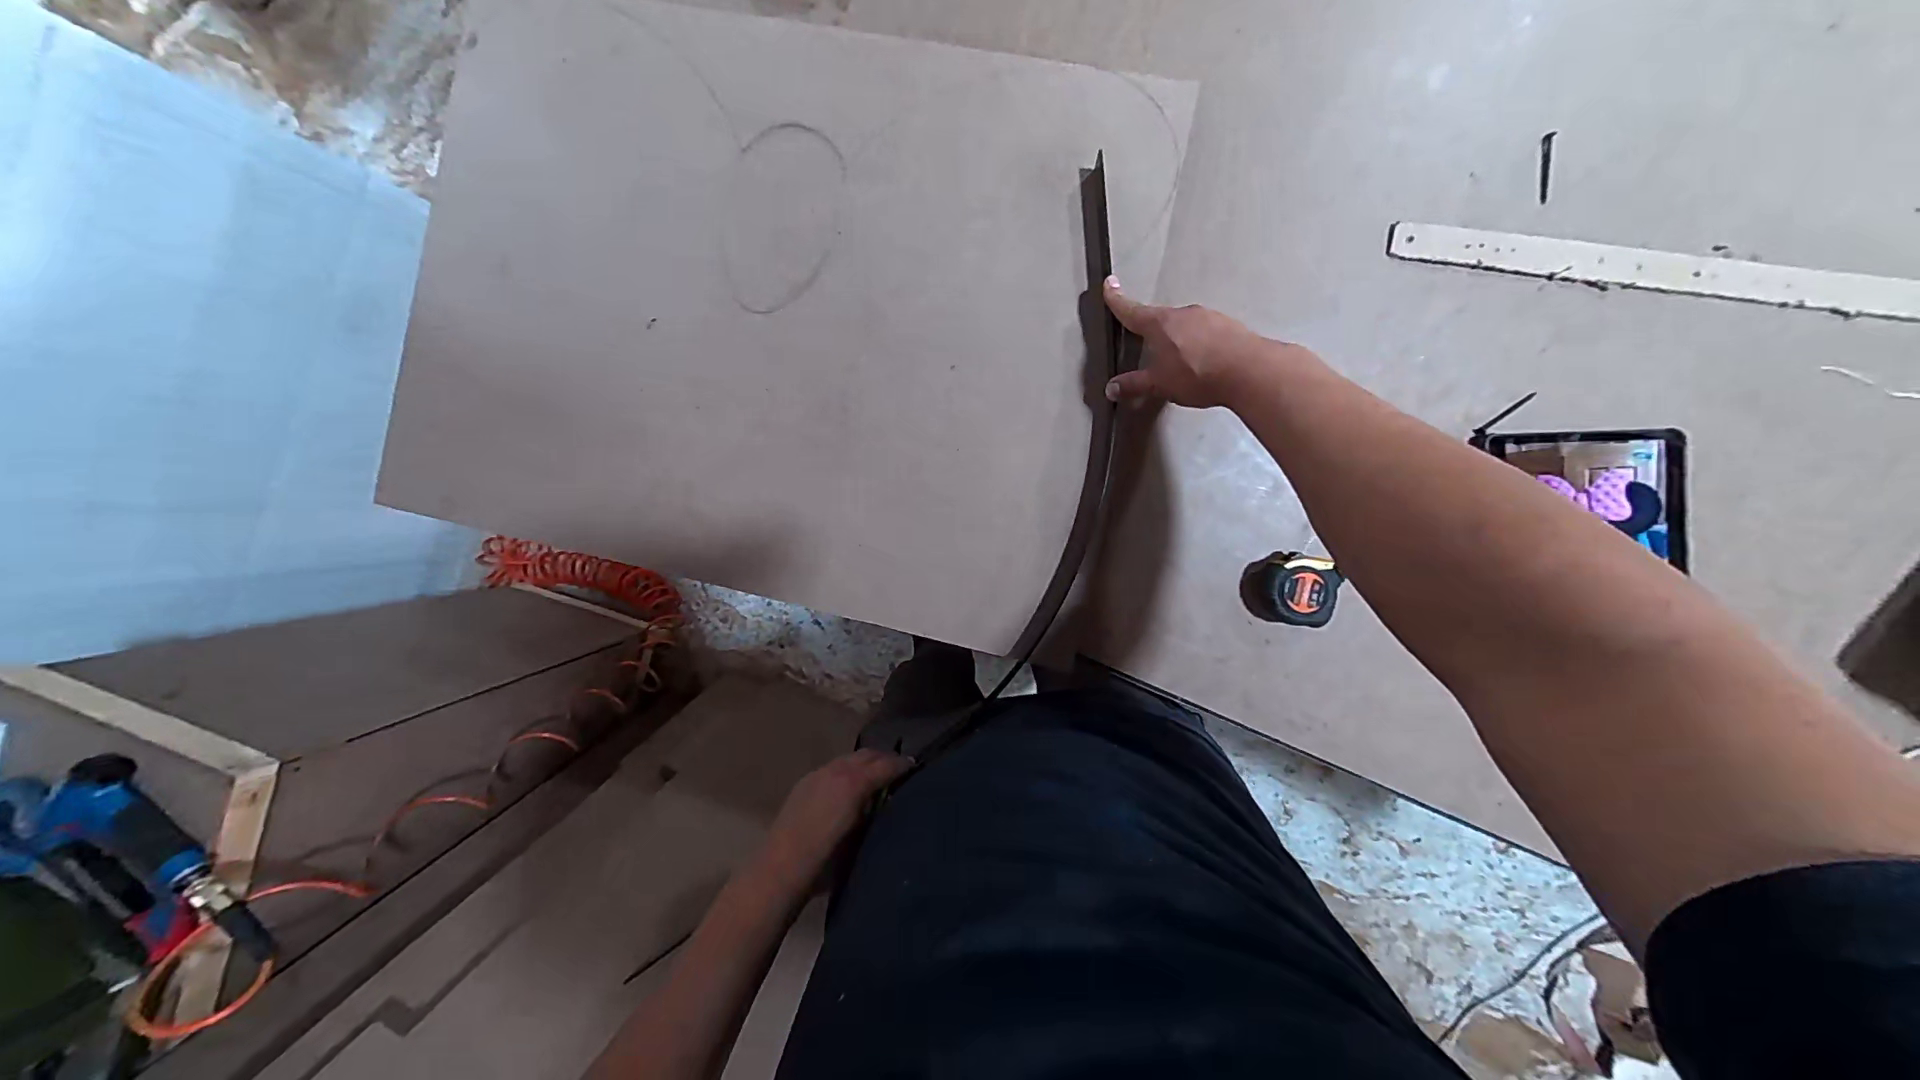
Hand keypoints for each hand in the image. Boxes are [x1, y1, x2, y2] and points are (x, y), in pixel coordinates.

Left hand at [755, 749, 909, 893]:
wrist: (780, 869)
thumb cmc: (826, 861)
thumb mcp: (861, 837)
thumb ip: (874, 811)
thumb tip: (884, 800)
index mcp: (855, 783)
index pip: (886, 765)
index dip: (903, 765)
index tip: (916, 767)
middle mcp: (837, 770)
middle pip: (868, 754)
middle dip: (885, 758)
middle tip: (899, 768)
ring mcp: (818, 774)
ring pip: (849, 758)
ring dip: (865, 762)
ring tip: (875, 776)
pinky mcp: (804, 782)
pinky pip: (833, 767)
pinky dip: (847, 770)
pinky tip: (848, 785)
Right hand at [1101, 276, 1271, 408]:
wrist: (1249, 371)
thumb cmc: (1198, 373)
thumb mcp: (1160, 384)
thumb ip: (1135, 385)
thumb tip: (1112, 388)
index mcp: (1161, 323)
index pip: (1132, 310)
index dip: (1117, 300)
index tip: (1109, 285)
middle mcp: (1184, 314)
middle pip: (1161, 319)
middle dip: (1153, 333)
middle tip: (1149, 350)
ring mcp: (1209, 317)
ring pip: (1186, 326)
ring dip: (1180, 341)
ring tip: (1180, 365)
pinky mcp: (1229, 327)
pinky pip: (1207, 333)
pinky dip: (1200, 345)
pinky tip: (1204, 364)